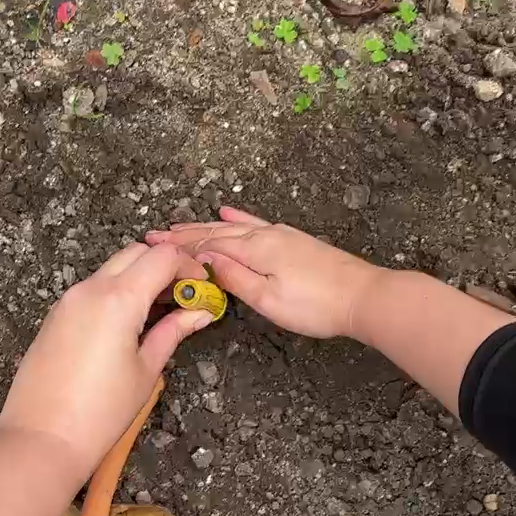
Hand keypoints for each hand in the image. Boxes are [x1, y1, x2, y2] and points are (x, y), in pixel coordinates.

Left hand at [0, 243, 211, 486]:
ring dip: (140, 276)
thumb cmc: (99, 413)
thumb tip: (200, 312)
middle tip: (185, 296)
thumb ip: (173, 331)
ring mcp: (69, 300)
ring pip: (113, 267)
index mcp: (118, 299)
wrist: (41, 439)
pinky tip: (130, 322)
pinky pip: (93, 287)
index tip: (203, 288)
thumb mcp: (146, 370)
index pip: (162, 257)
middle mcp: (90, 289)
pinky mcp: (56, 314)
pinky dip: (117, 290)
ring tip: (161, 311)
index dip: (190, 266)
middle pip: (137, 252)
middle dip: (165, 265)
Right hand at [146, 207, 384, 339]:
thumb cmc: (317, 306)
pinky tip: (229, 210)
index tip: (153, 243)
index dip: (179, 246)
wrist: (362, 297)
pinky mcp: (292, 240)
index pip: (208, 245)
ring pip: (234, 225)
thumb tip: (205, 258)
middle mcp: (265, 235)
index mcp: (256, 250)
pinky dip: (238, 216)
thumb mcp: (269, 300)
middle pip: (216, 231)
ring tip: (182, 223)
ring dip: (206, 225)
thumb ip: (235, 278)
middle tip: (157, 233)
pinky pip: (256, 222)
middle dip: (185, 233)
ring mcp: (280, 235)